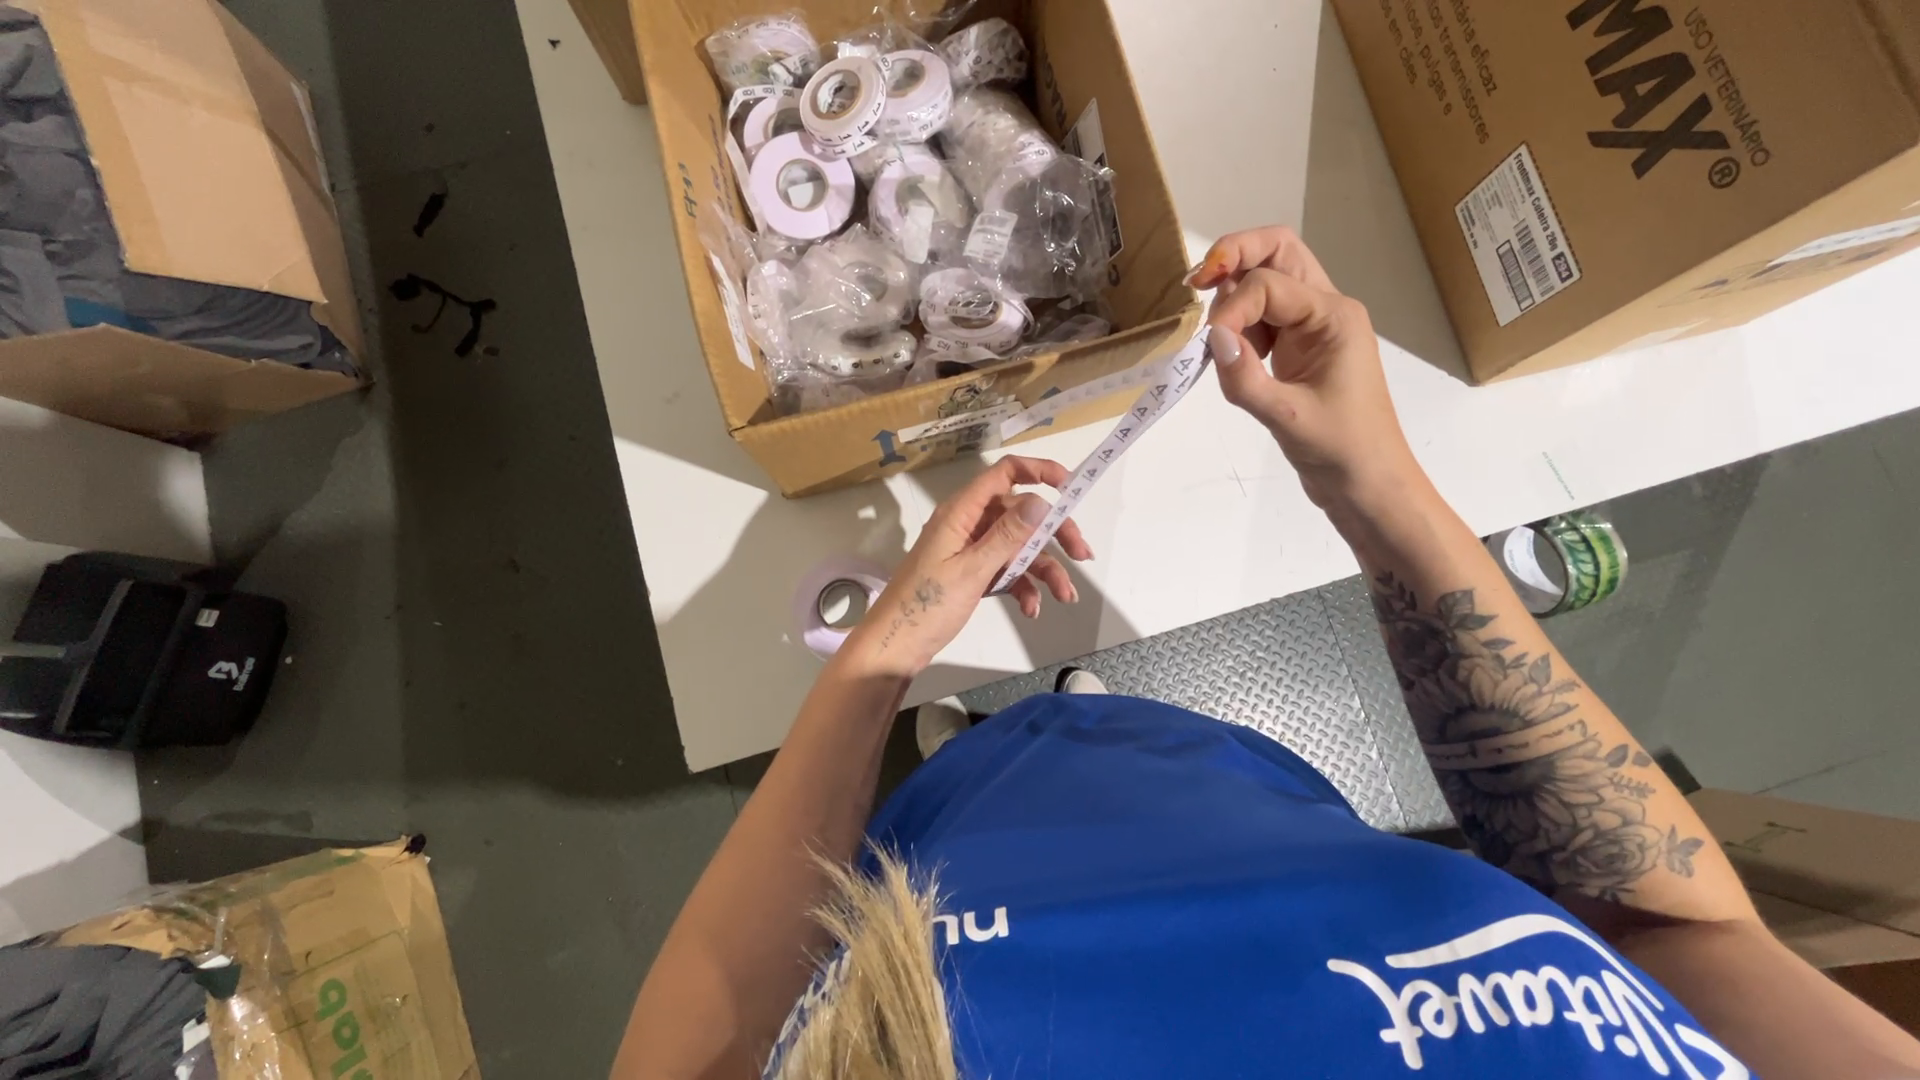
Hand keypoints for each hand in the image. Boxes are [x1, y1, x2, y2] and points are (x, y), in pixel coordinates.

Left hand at [838, 456, 1092, 678]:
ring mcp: (971, 550)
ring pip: (1019, 546)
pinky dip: (1024, 587)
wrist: (896, 646)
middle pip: (1021, 513)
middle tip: (1083, 554)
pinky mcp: (972, 574)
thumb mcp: (971, 570)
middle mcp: (968, 525)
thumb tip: (1041, 501)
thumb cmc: (927, 605)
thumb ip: (1007, 535)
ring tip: (1065, 597)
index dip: (1039, 472)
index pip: (1004, 474)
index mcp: (961, 513)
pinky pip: (1007, 570)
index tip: (1070, 487)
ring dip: (1045, 569)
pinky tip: (1032, 609)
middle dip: (1054, 533)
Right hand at [1190, 227, 1424, 507]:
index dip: (1231, 307)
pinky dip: (1238, 323)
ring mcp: (1312, 328)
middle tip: (1197, 282)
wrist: (1368, 483)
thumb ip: (1245, 378)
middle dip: (1235, 255)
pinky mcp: (1298, 349)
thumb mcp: (1288, 417)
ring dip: (1234, 291)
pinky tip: (1229, 355)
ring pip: (1269, 278)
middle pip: (1278, 251)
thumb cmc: (1340, 450)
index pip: (1268, 284)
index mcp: (1334, 317)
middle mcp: (1325, 310)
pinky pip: (1263, 316)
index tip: (1210, 345)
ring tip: (1214, 332)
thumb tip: (1212, 337)